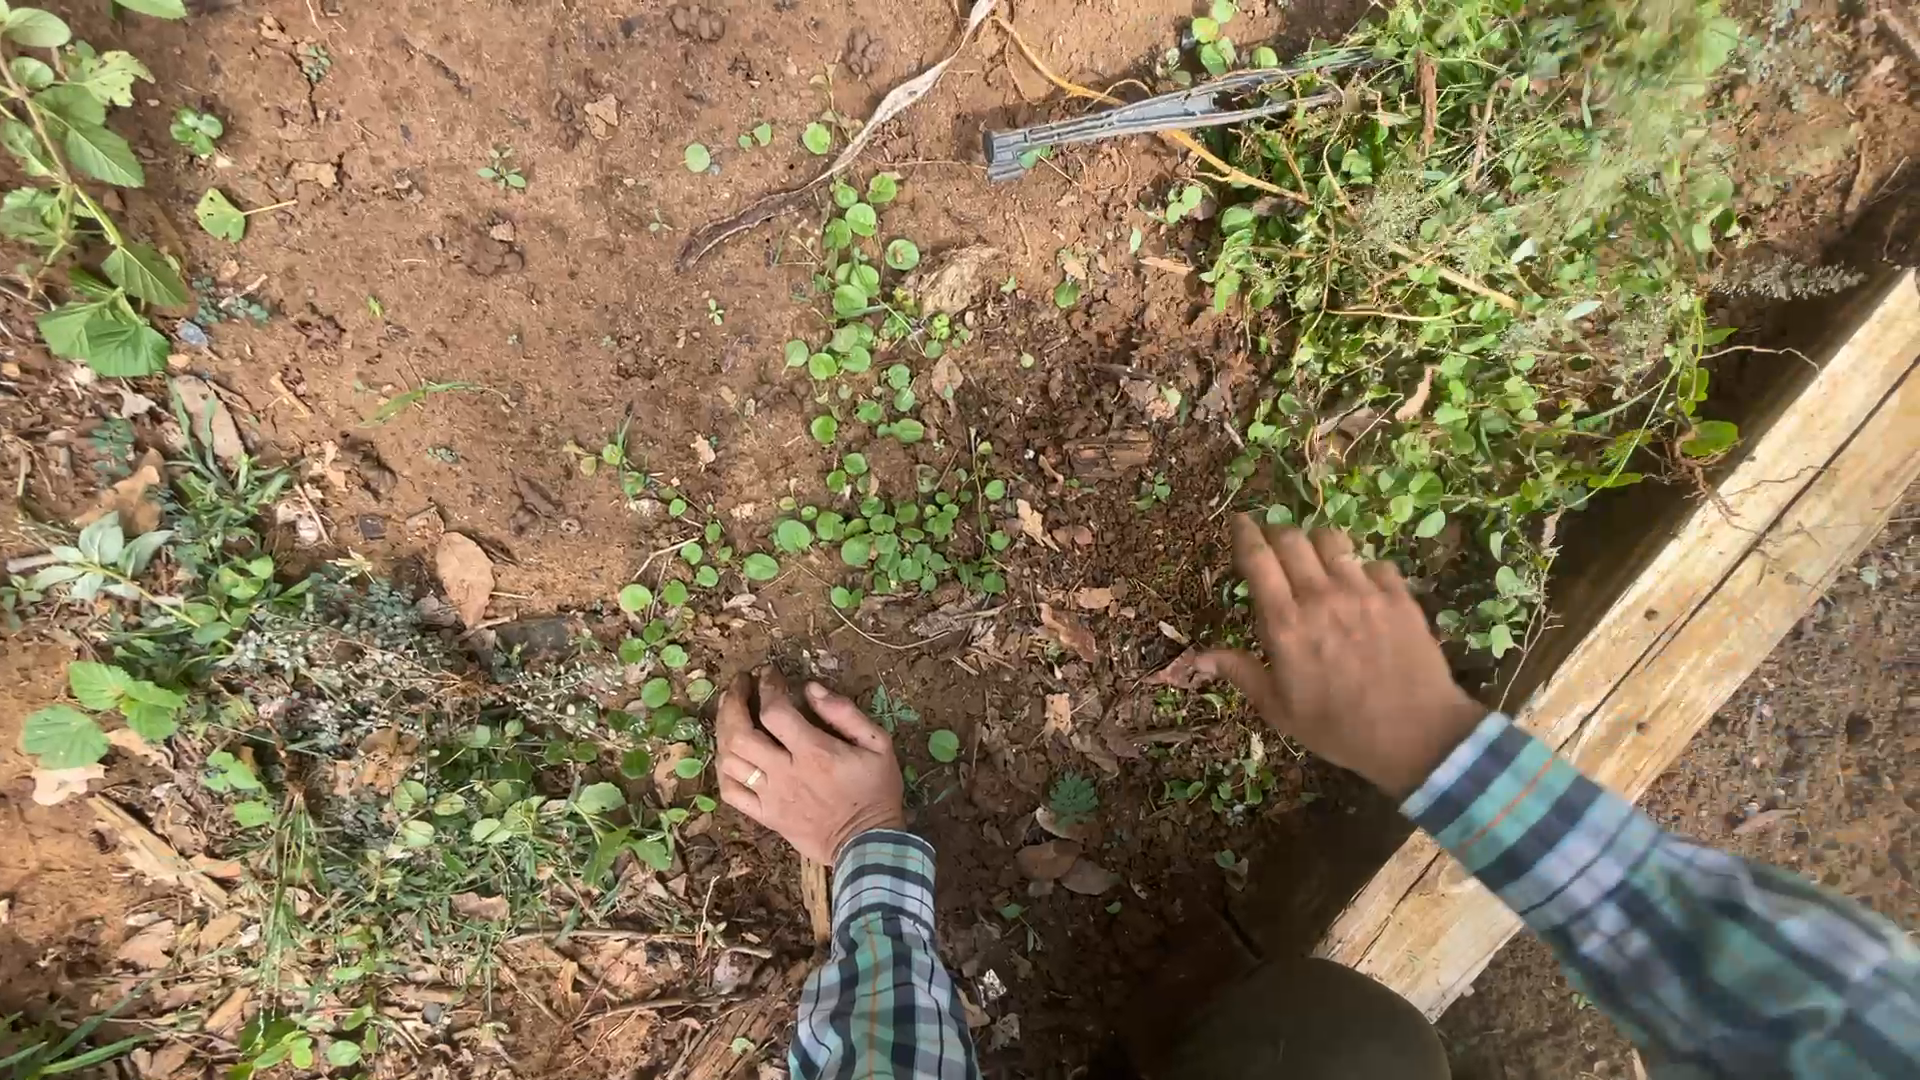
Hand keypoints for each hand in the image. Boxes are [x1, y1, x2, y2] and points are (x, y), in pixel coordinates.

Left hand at [715, 666, 905, 862]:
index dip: (767, 686)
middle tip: (739, 684)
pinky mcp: (765, 816)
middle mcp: (785, 773)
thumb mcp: (878, 743)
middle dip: (733, 701)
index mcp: (814, 752)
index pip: (775, 711)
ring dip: (724, 731)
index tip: (768, 673)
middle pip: (740, 733)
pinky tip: (729, 752)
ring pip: (729, 760)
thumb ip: (845, 712)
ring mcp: (771, 797)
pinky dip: (724, 768)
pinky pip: (731, 792)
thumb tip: (812, 688)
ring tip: (731, 712)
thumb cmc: (876, 790)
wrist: (869, 844)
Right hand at [1200, 515, 1486, 798]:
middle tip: (1272, 541)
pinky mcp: (1399, 597)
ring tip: (1314, 557)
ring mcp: (1363, 593)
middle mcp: (1320, 597)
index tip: (1239, 520)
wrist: (1418, 737)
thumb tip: (1196, 658)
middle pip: (1291, 539)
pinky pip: (1373, 562)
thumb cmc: (1337, 727)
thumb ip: (1239, 672)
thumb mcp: (1278, 707)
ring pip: (1332, 540)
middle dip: (1276, 533)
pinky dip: (1360, 567)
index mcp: (1285, 623)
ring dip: (1315, 543)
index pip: (1257, 560)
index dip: (1244, 533)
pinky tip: (1359, 586)